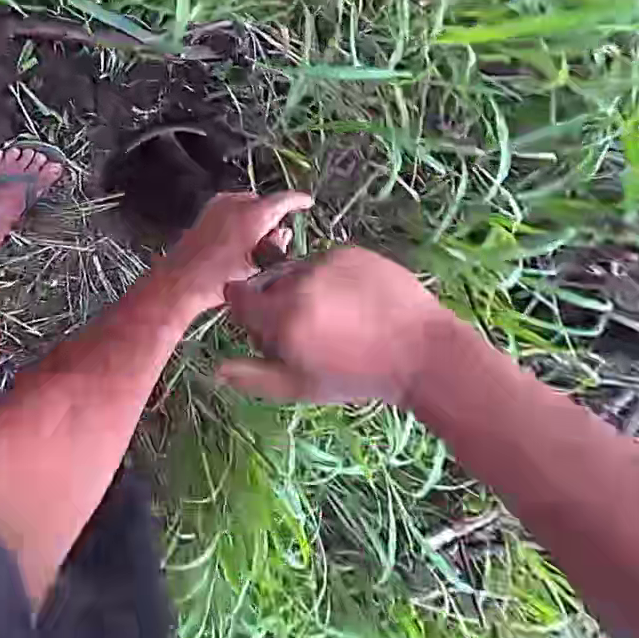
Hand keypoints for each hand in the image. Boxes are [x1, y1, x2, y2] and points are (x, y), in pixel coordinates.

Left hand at [146, 191, 312, 311]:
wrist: (181, 281)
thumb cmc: (220, 279)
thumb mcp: (256, 269)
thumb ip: (274, 248)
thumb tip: (281, 235)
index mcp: (252, 215)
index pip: (283, 200)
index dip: (297, 200)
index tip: (307, 202)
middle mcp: (235, 203)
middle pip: (264, 202)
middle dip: (273, 216)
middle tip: (274, 242)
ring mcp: (217, 205)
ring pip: (247, 204)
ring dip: (256, 216)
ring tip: (254, 244)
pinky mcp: (205, 212)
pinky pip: (231, 206)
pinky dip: (240, 216)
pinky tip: (238, 240)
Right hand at [218, 247, 468, 403]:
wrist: (423, 353)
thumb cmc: (357, 375)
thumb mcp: (301, 386)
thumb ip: (254, 376)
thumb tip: (215, 369)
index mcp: (281, 316)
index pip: (237, 296)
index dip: (246, 310)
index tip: (265, 325)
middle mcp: (297, 282)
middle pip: (268, 284)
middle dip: (278, 302)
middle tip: (309, 327)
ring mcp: (325, 262)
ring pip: (298, 271)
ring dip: (306, 288)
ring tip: (338, 314)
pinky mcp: (350, 251)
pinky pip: (328, 261)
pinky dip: (333, 277)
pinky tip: (356, 300)